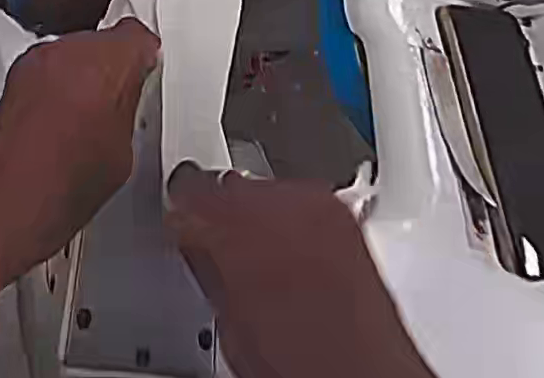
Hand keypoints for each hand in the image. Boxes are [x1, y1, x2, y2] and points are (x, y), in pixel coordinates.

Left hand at [0, 17, 159, 321]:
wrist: (11, 203)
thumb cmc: (63, 187)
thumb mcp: (124, 148)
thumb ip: (131, 101)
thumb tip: (130, 89)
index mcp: (109, 66)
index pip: (137, 35)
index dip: (144, 54)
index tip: (144, 66)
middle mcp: (73, 52)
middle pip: (106, 39)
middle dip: (113, 64)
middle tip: (116, 97)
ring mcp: (43, 58)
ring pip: (78, 47)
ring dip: (84, 68)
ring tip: (85, 109)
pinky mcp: (21, 69)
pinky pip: (53, 60)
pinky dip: (59, 76)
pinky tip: (61, 111)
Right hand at [167, 164, 437, 377]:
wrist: (362, 376)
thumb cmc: (301, 362)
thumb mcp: (230, 321)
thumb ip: (208, 265)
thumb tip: (195, 242)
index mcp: (233, 226)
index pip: (191, 188)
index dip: (182, 205)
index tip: (181, 218)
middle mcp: (274, 201)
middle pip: (229, 185)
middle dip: (220, 208)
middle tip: (216, 240)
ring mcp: (311, 201)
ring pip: (265, 187)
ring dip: (256, 211)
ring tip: (259, 253)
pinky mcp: (338, 209)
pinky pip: (298, 198)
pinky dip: (289, 215)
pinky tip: (290, 250)